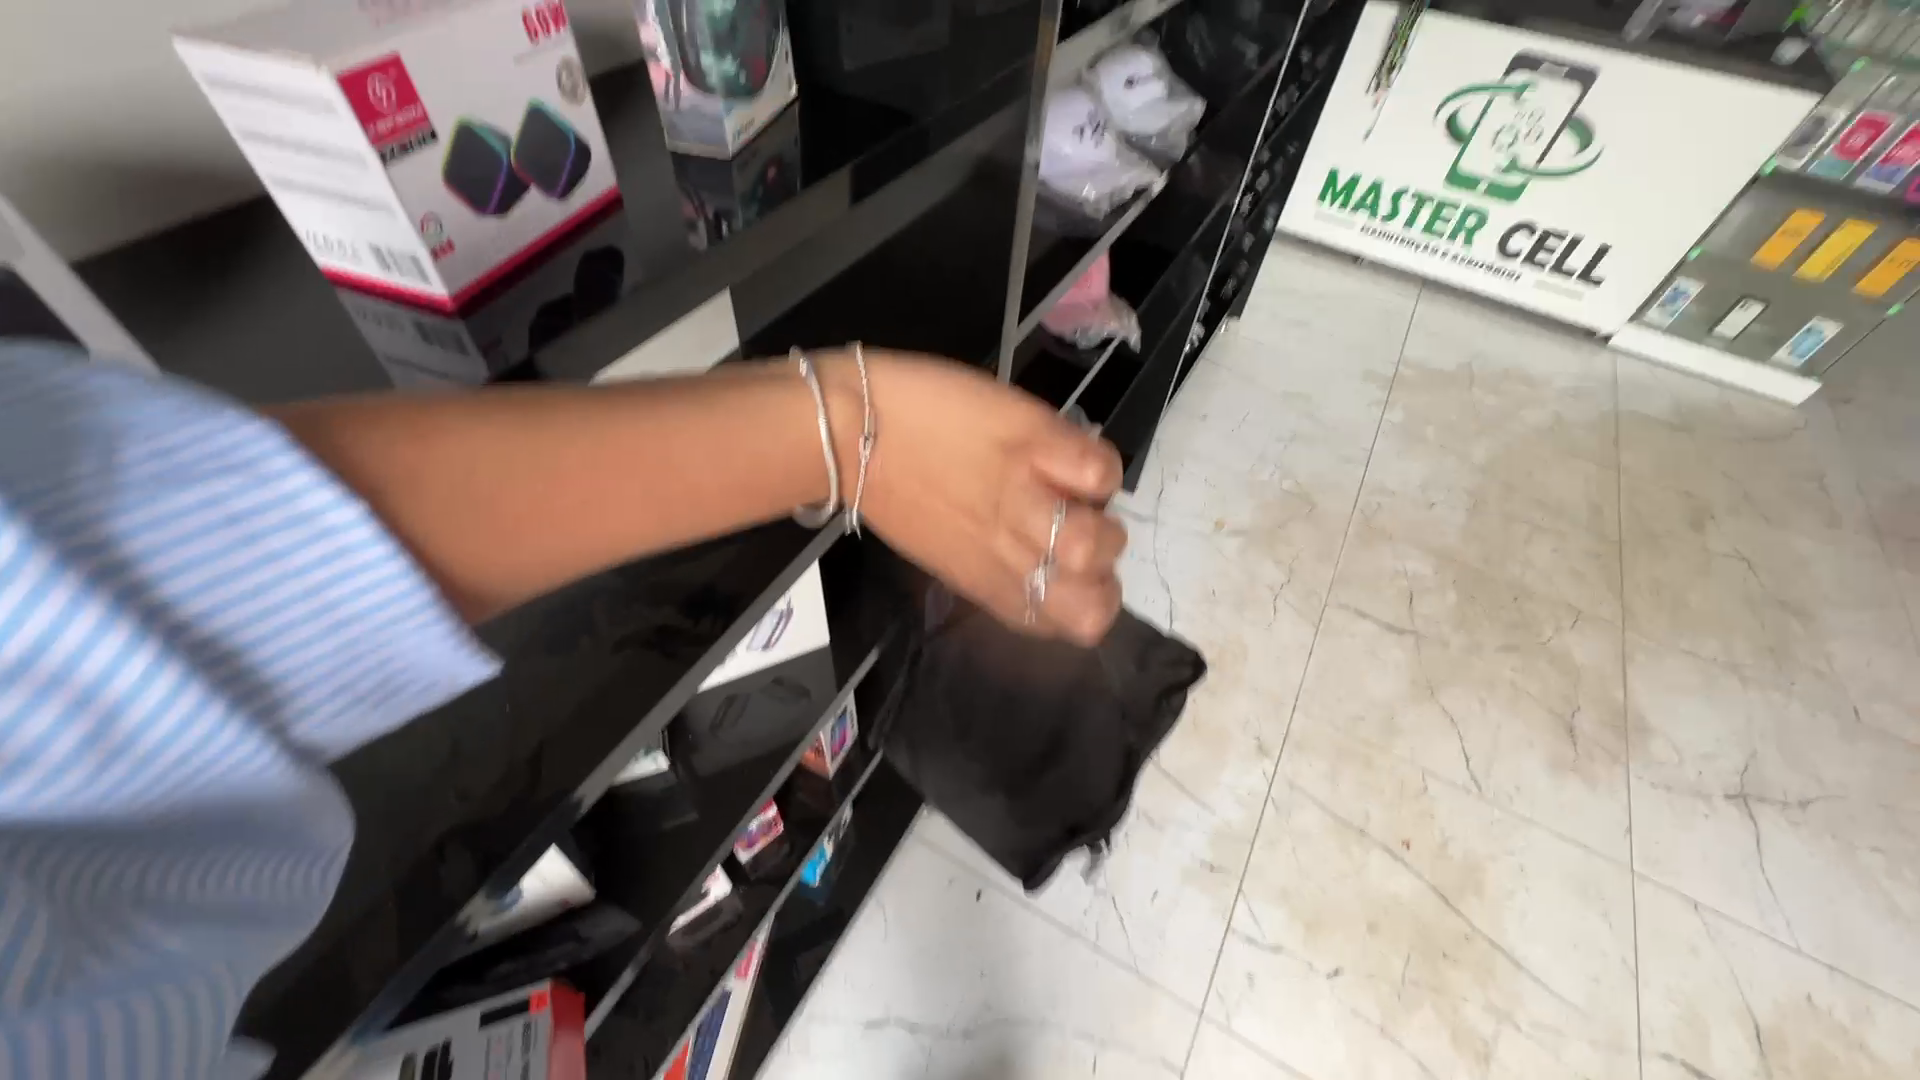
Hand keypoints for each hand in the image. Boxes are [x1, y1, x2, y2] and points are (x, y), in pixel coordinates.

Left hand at [820, 349, 1126, 645]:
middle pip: (1092, 607)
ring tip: (1076, 493)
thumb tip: (1043, 549)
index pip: (1067, 626)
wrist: (852, 428)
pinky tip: (1067, 456)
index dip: (1086, 599)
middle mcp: (1009, 554)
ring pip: (1098, 543)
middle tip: (1079, 531)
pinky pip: (1098, 470)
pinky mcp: (1032, 442)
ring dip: (1101, 518)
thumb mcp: (945, 548)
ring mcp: (1022, 498)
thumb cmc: (894, 488)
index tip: (1071, 568)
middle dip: (1103, 573)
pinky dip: (1097, 467)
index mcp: (988, 583)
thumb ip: (994, 561)